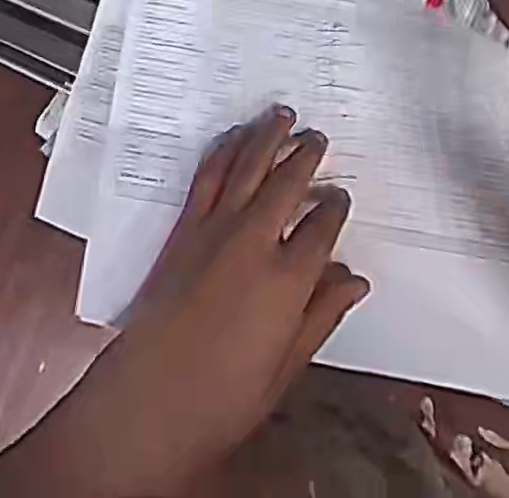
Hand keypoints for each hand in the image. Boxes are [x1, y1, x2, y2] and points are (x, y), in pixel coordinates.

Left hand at [0, 107, 367, 497]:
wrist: (153, 393)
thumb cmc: (226, 394)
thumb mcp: (288, 363)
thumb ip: (323, 313)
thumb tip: (354, 278)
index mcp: (288, 279)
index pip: (322, 227)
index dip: (334, 207)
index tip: (340, 196)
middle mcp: (253, 241)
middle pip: (287, 183)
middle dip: (306, 156)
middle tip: (318, 138)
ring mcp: (215, 228)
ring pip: (247, 167)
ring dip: (265, 136)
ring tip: (282, 115)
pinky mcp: (185, 226)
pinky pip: (208, 176)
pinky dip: (223, 151)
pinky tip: (234, 138)